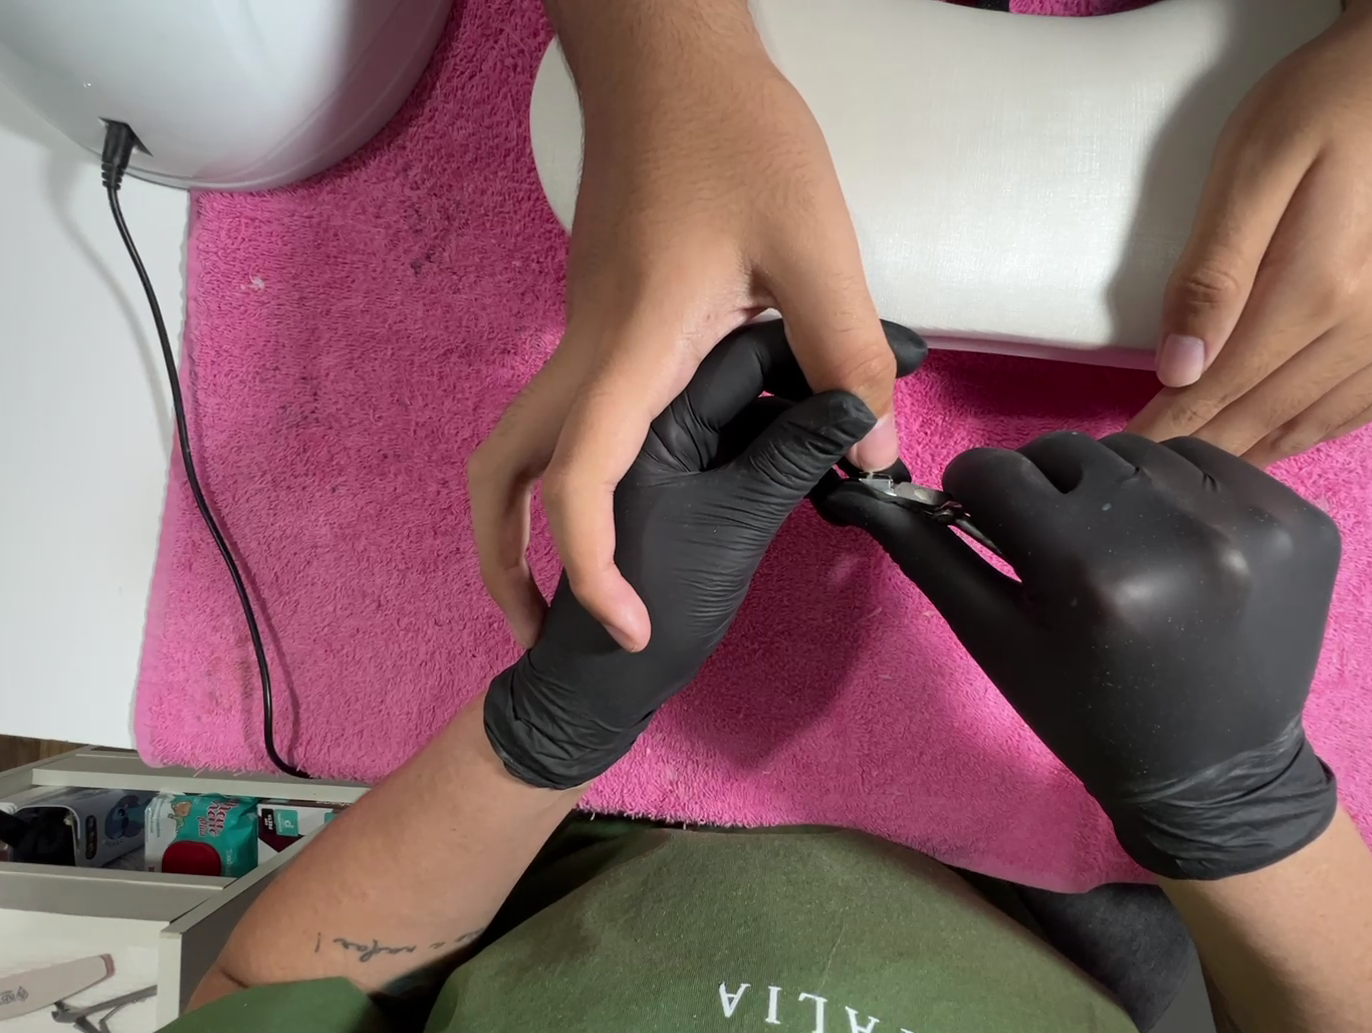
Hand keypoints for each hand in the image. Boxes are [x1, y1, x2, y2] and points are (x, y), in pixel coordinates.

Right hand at [469, 0, 898, 653]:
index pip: (580, 480)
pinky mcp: (595, 325)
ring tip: (556, 580)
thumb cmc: (734, 138)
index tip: (625, 630)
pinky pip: (562, 416)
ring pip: (517, 446)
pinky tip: (623, 488)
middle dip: (504, 561)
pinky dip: (567, 476)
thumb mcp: (814, 250)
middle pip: (500, 474)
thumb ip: (847, 358)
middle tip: (543, 622)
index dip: (591, 571)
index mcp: (632, 350)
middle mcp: (587, 356)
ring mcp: (581, 339)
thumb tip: (872, 453)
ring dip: (517, 522)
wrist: (664, 64)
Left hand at [486, 320, 922, 788]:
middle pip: (756, 373)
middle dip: (822, 385)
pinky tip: (836, 461)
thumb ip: (795, 452)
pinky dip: (790, 448)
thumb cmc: (663, 599)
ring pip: (756, 408)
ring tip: (873, 436)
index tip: (895, 363)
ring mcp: (677, 444)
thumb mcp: (737, 519)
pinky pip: (747, 441)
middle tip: (891, 401)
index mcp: (654, 406)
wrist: (609, 673)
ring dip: (811, 420)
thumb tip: (867, 404)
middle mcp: (661, 410)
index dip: (823, 355)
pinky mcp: (693, 476)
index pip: (750, 354)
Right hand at [816, 433, 1339, 878]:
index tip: (977, 513)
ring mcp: (1251, 522)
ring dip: (1108, 484)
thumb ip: (928, 556)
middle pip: (1065, 450)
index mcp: (1085, 572)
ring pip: (1136, 448)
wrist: (1212, 770)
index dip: (972, 489)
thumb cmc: (1079, 710)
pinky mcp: (1304, 521)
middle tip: (1048, 539)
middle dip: (1039, 485)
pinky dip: (1176, 488)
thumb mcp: (991, 639)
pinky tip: (1173, 540)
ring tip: (1113, 542)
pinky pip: (1210, 462)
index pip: (995, 471)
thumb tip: (863, 494)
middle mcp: (1174, 533)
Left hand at [1130, 0, 1371, 462]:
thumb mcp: (1252, 170)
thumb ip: (1211, 276)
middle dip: (1207, 444)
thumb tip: (1177, 368)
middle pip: (1268, 412)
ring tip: (1216, 465)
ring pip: (1326, 418)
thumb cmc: (1346, 96)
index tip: (1134, 452)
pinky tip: (1293, 432)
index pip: (1220, 388)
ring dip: (1263, 446)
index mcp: (1322, 289)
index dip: (1172, 426)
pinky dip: (1328, 424)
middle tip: (1164, 469)